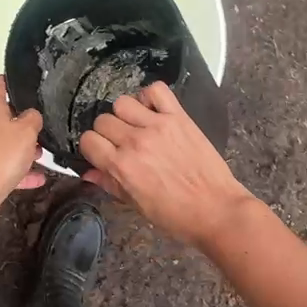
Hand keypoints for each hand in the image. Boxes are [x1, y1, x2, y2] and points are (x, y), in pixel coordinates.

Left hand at [0, 76, 46, 224]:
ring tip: (41, 153)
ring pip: (2, 141)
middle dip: (20, 121)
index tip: (18, 79)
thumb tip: (31, 114)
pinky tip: (38, 178)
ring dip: (20, 147)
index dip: (7, 80)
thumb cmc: (3, 153)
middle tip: (39, 125)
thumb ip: (33, 118)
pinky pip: (3, 164)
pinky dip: (19, 170)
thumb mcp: (27, 130)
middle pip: (0, 116)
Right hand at [79, 80, 258, 248]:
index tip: (102, 153)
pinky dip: (150, 97)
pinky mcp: (178, 117)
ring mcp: (158, 125)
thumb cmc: (177, 216)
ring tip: (137, 127)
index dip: (92, 148)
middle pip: (102, 120)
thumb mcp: (137, 206)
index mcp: (122, 166)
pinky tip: (153, 112)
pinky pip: (156, 90)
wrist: (217, 210)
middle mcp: (135, 141)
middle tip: (121, 144)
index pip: (88, 140)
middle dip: (107, 133)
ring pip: (122, 102)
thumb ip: (110, 185)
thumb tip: (89, 173)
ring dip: (125, 114)